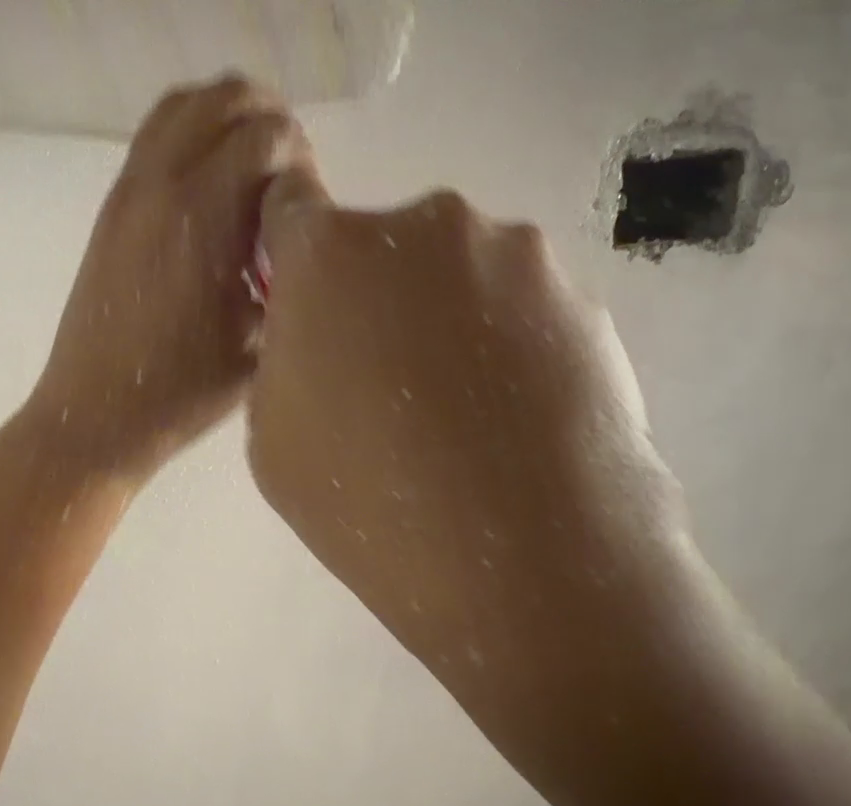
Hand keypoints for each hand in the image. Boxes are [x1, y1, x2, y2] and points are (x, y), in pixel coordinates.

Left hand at [22, 76, 307, 479]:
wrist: (95, 417)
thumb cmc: (183, 392)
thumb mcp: (259, 339)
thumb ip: (289, 272)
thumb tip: (303, 235)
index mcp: (202, 211)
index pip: (269, 133)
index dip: (302, 159)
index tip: (307, 208)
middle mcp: (160, 182)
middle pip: (226, 97)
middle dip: (269, 124)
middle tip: (285, 183)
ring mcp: (128, 192)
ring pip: (182, 106)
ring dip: (225, 122)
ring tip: (250, 177)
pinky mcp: (110, 211)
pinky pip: (154, 140)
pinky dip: (191, 141)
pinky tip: (211, 199)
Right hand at [245, 171, 695, 777]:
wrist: (519, 552)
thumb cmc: (362, 500)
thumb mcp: (270, 437)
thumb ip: (284, 358)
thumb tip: (319, 336)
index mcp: (327, 253)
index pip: (291, 207)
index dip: (291, 249)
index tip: (302, 297)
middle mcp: (423, 224)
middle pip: (381, 245)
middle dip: (376, 296)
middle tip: (390, 385)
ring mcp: (514, 255)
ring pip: (458, 273)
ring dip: (449, 319)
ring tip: (464, 414)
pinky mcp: (580, 296)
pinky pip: (519, 308)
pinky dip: (509, 346)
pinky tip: (514, 419)